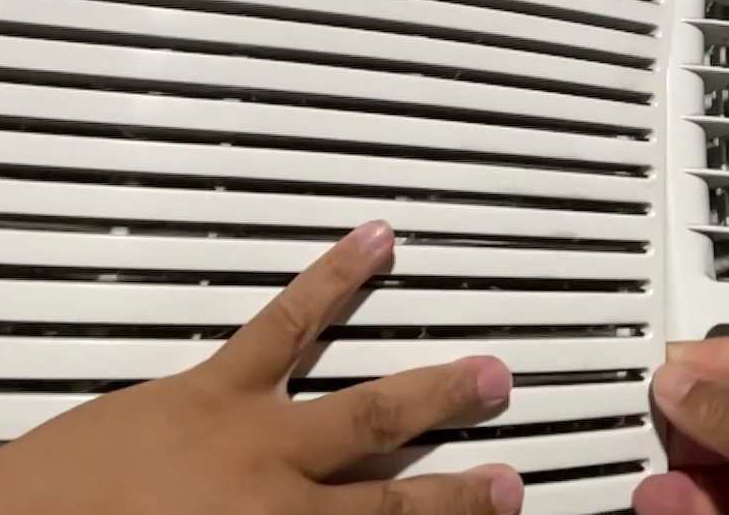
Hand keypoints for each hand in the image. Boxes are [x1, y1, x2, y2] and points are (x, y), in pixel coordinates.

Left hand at [0, 221, 523, 514]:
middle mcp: (278, 505)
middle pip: (387, 499)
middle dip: (455, 491)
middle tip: (513, 475)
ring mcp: (253, 437)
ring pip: (362, 412)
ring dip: (430, 395)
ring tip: (491, 371)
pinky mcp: (215, 384)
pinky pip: (288, 322)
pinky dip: (336, 279)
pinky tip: (377, 239)